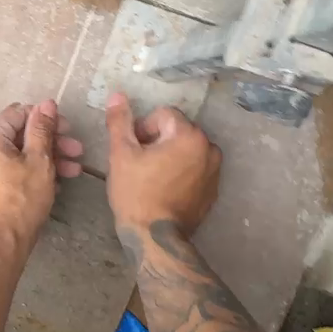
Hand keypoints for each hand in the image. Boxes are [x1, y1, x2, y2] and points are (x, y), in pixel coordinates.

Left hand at [0, 100, 83, 256]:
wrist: (1, 243)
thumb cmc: (21, 200)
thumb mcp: (39, 161)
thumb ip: (42, 129)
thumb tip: (46, 104)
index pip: (19, 112)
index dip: (46, 118)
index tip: (68, 130)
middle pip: (20, 134)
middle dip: (51, 140)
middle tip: (77, 151)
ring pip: (20, 154)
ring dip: (48, 158)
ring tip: (74, 170)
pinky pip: (13, 170)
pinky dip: (34, 172)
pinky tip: (57, 183)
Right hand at [104, 92, 220, 234]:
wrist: (155, 236)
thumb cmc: (136, 193)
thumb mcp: (121, 155)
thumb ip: (120, 122)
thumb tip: (117, 95)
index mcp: (189, 135)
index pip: (163, 114)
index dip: (142, 129)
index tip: (131, 151)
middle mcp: (209, 148)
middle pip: (177, 131)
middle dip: (157, 142)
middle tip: (138, 166)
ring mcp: (215, 171)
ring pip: (186, 151)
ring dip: (169, 157)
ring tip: (151, 179)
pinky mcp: (213, 190)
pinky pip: (195, 170)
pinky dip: (180, 174)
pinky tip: (163, 191)